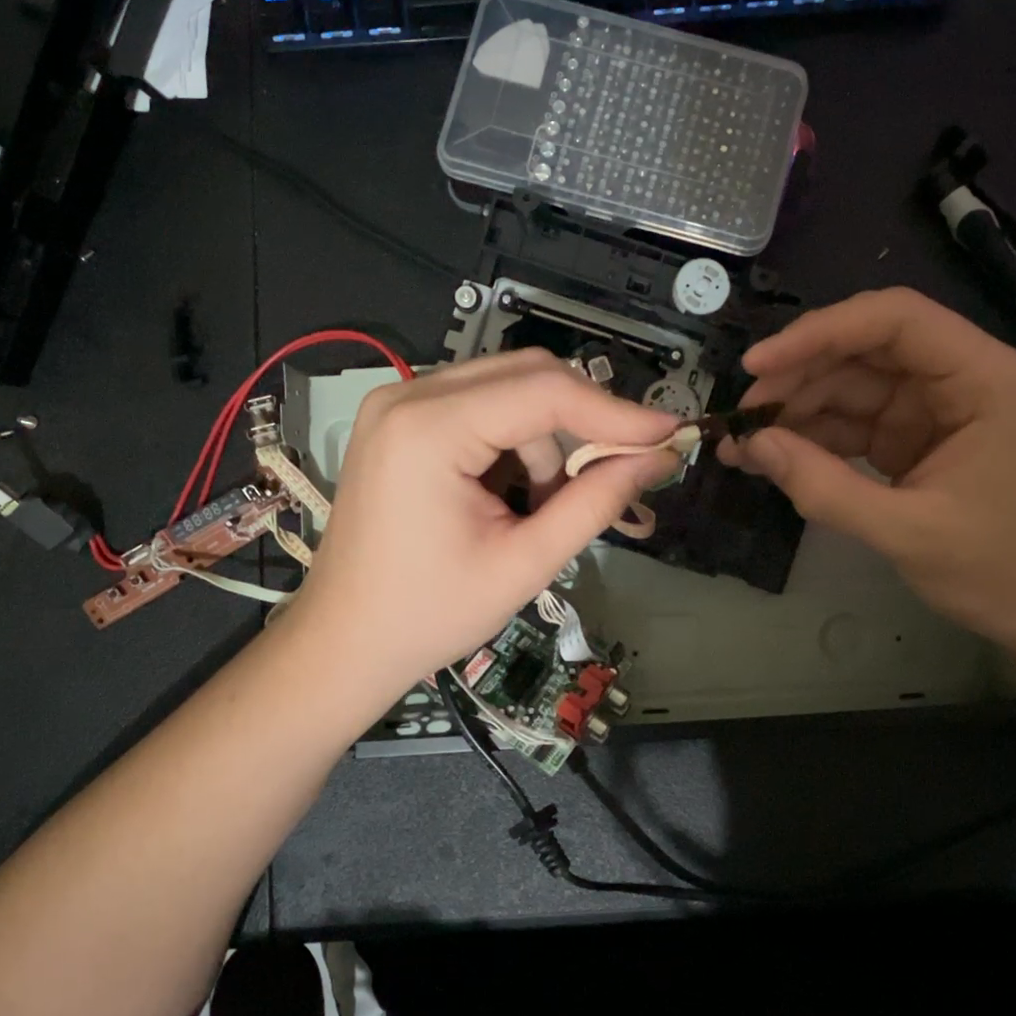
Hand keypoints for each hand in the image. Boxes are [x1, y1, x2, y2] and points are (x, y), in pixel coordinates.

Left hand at [279, 350, 678, 712]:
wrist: (345, 641)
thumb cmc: (429, 615)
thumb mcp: (524, 564)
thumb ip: (595, 502)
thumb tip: (659, 458)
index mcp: (429, 429)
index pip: (546, 391)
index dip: (616, 412)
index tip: (670, 435)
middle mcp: (408, 395)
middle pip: (528, 374)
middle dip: (581, 423)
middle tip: (616, 473)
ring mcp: (398, 401)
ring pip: (508, 388)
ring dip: (545, 438)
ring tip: (540, 508)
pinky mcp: (399, 418)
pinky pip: (480, 405)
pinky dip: (514, 441)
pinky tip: (510, 494)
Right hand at [720, 288, 1015, 648]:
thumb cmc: (997, 570)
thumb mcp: (908, 532)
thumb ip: (827, 489)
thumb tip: (752, 446)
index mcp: (983, 377)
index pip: (895, 321)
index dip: (820, 332)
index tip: (758, 366)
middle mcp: (957, 377)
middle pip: (864, 348)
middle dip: (798, 377)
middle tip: (741, 418)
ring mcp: (930, 407)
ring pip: (848, 384)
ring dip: (793, 410)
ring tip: (740, 444)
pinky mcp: (909, 437)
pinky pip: (848, 421)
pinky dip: (807, 437)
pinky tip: (766, 456)